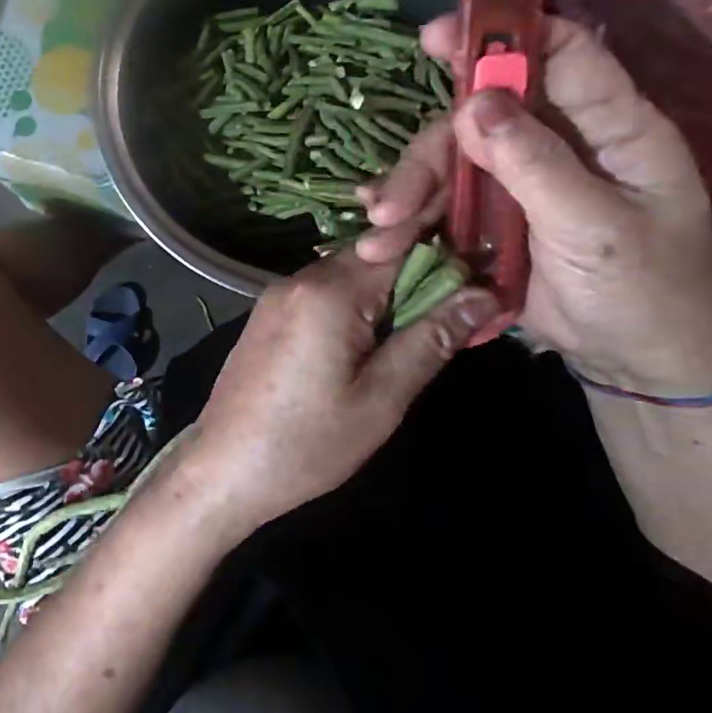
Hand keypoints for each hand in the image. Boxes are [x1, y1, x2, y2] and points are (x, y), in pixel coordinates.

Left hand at [187, 250, 499, 535]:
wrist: (225, 465)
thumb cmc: (307, 441)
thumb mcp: (381, 397)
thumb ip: (432, 339)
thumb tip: (486, 296)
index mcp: (326, 291)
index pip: (398, 247)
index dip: (446, 259)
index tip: (483, 281)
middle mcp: (297, 280)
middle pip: (370, 259)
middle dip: (419, 280)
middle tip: (463, 316)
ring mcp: (276, 297)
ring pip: (346, 279)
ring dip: (387, 298)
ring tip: (425, 333)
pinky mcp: (267, 317)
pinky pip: (321, 298)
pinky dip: (354, 310)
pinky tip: (375, 342)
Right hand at [355, 14, 711, 397]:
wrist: (637, 365)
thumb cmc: (646, 292)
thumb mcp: (594, 226)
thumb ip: (535, 163)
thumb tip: (473, 102)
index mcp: (612, 128)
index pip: (561, 56)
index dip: (502, 35)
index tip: (436, 36)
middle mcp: (558, 141)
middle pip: (476, 118)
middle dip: (426, 156)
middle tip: (387, 201)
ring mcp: (518, 178)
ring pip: (447, 161)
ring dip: (408, 195)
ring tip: (379, 239)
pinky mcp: (489, 214)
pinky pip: (439, 199)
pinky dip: (408, 214)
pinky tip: (381, 236)